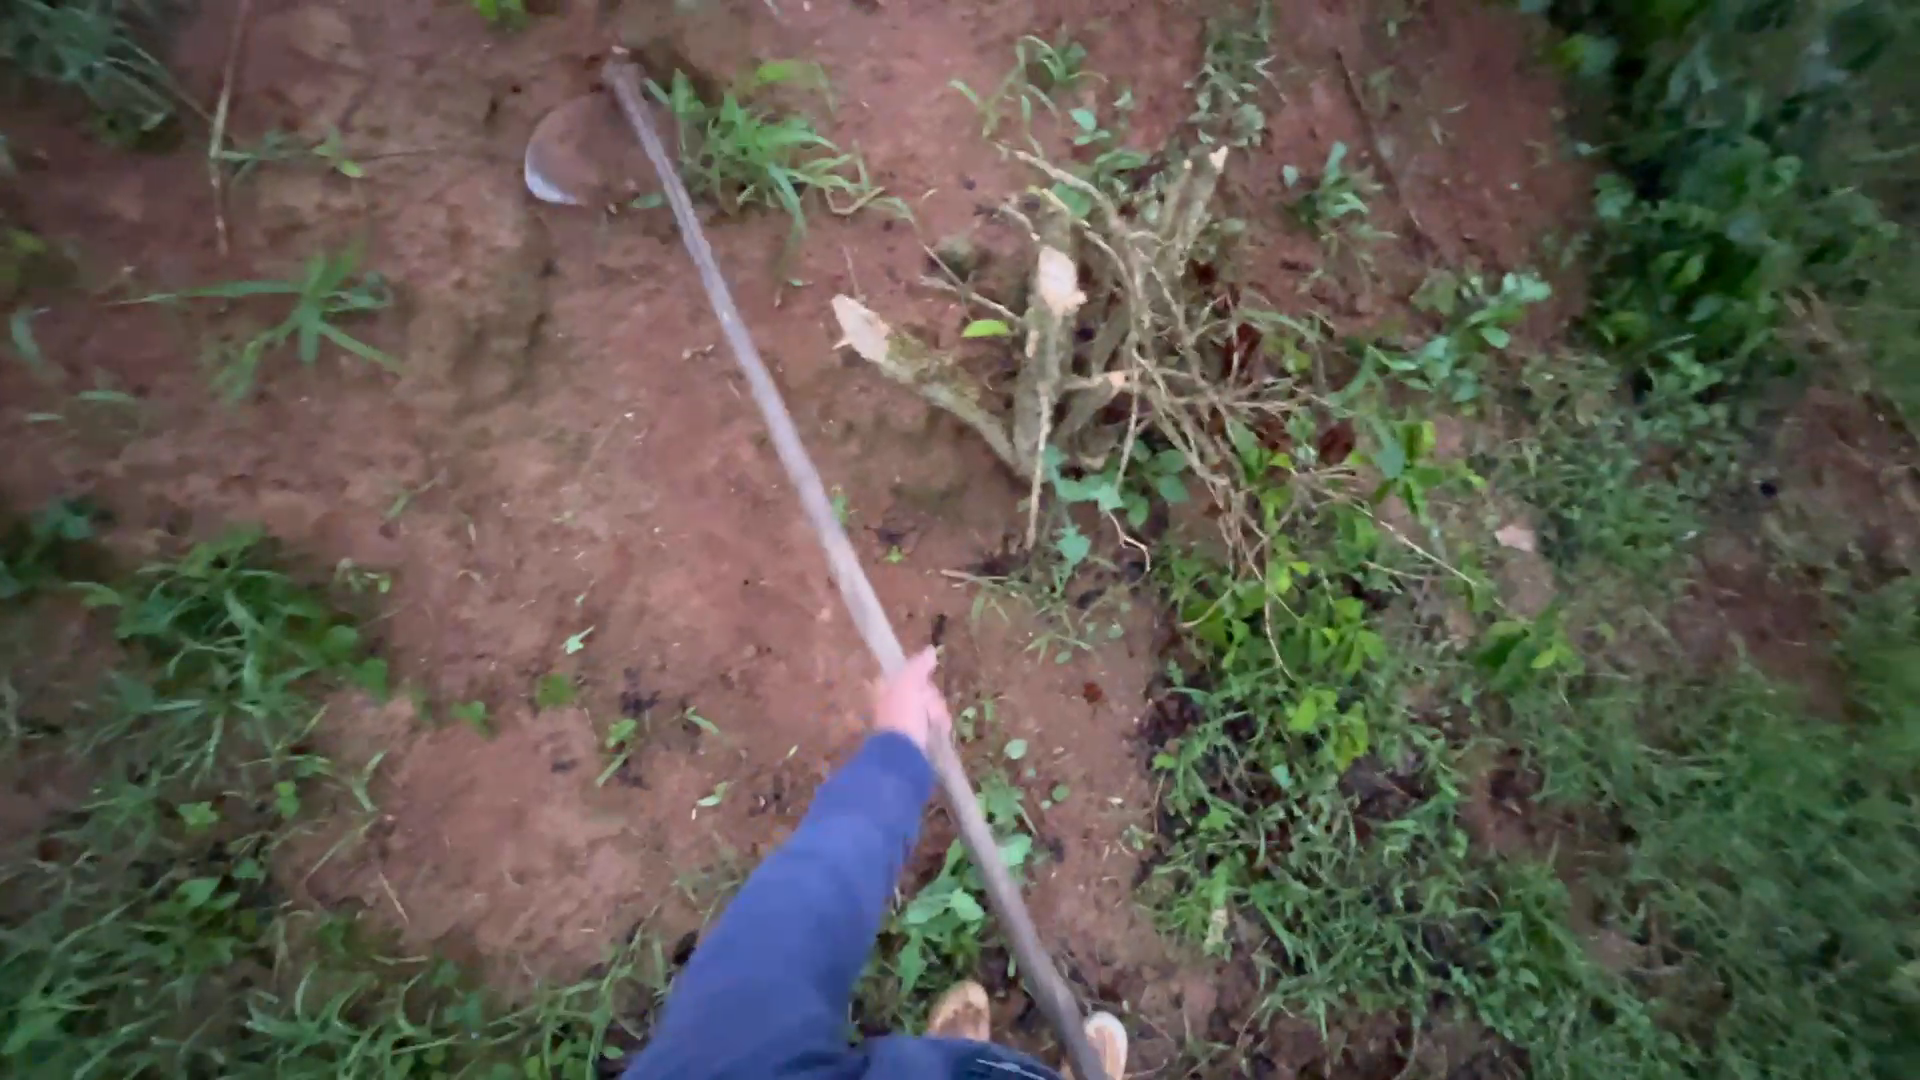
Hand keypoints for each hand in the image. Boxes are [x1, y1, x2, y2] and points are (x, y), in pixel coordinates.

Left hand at [871, 648, 949, 753]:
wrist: (902, 756)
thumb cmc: (902, 715)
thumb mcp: (909, 682)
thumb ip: (919, 665)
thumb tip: (930, 650)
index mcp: (884, 689)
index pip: (909, 674)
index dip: (921, 679)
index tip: (924, 686)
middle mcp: (891, 704)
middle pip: (923, 691)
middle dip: (931, 699)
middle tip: (928, 709)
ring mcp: (903, 723)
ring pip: (931, 708)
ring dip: (937, 714)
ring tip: (935, 724)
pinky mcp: (915, 739)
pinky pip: (933, 725)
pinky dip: (938, 727)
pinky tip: (939, 732)